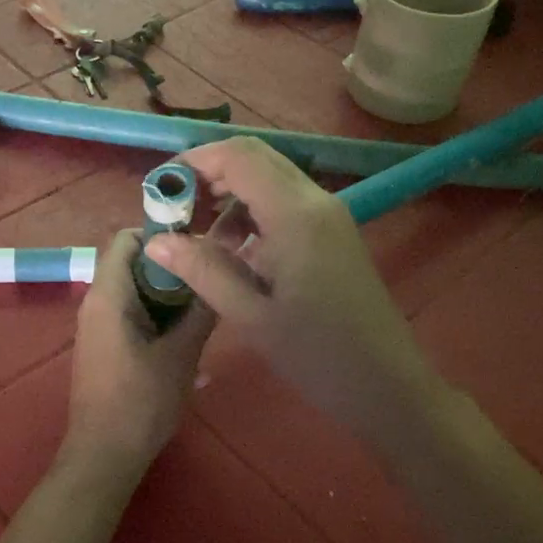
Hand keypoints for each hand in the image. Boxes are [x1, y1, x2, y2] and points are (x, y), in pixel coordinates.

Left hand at [62, 229, 215, 482]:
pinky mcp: (103, 347)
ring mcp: (97, 326)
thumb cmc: (141, 402)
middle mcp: (95, 303)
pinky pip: (131, 315)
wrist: (104, 455)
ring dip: (169, 297)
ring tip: (205, 312)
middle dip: (172, 269)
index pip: (127, 238)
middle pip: (133, 264)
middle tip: (210, 282)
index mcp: (108, 296)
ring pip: (135, 291)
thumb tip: (224, 274)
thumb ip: (202, 312)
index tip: (199, 250)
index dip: (162, 236)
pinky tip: (188, 342)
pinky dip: (158, 318)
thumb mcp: (182, 355)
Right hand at [143, 138, 433, 441]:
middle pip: (255, 159)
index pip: (239, 156)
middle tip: (173, 212)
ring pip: (269, 180)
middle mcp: (315, 201)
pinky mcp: (332, 235)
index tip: (158, 189)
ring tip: (197, 238)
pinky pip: (284, 204)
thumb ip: (202, 270)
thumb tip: (155, 240)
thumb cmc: (317, 355)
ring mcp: (328, 216)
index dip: (194, 162)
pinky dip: (252, 214)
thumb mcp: (250, 316)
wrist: (387, 385)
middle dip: (209, 174)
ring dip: (230, 196)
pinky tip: (233, 253)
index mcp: (296, 214)